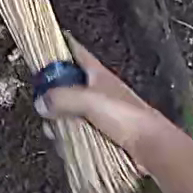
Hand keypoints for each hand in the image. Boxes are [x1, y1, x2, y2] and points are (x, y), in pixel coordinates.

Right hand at [34, 39, 180, 162]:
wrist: (152, 146)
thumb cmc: (127, 117)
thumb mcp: (88, 100)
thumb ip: (62, 98)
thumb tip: (41, 101)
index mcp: (96, 72)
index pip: (73, 50)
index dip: (58, 46)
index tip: (40, 48)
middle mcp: (97, 87)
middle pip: (67, 81)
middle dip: (51, 92)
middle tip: (42, 102)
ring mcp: (100, 109)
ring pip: (70, 107)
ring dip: (59, 117)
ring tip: (53, 129)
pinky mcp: (102, 130)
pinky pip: (78, 127)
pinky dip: (69, 133)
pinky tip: (65, 141)